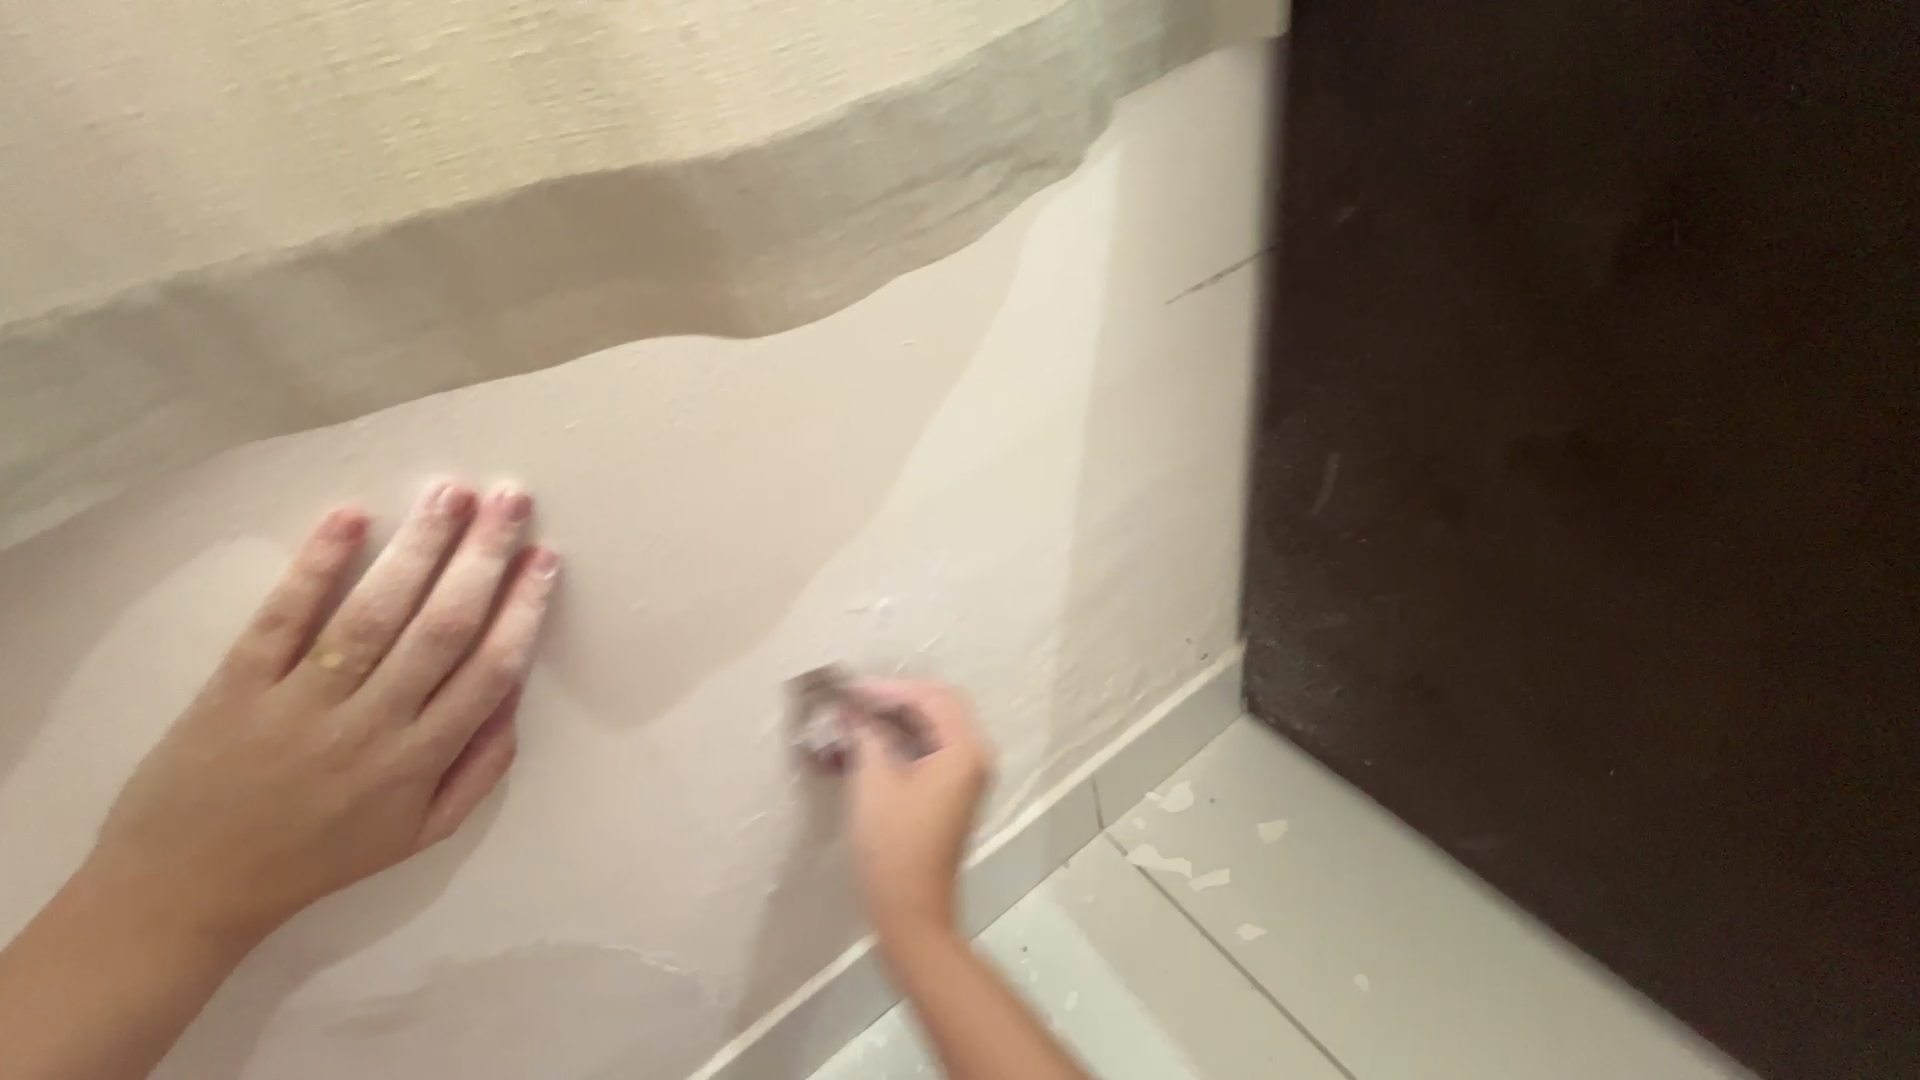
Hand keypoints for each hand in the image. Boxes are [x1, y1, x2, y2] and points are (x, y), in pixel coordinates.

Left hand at [82, 480, 558, 946]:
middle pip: (440, 628)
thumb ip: (485, 766)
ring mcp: (300, 703)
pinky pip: (281, 619)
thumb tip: (518, 691)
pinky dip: (316, 566)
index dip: (523, 609)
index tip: (545, 559)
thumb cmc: (323, 855)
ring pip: (372, 614)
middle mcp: (370, 725)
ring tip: (452, 493)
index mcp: (421, 760)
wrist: (184, 891)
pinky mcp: (234, 687)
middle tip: (512, 501)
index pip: (489, 670)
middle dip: (482, 558)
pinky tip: (350, 517)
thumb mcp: (424, 831)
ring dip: (418, 548)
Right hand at [843, 680, 994, 943]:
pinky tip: (868, 741)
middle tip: (854, 699)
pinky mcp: (953, 790)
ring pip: (934, 726)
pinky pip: (931, 748)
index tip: (850, 690)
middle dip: (895, 698)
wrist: (911, 912)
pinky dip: (902, 739)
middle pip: (938, 705)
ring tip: (855, 717)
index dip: (889, 688)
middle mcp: (975, 755)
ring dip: (897, 717)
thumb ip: (866, 735)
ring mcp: (966, 774)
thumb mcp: (874, 782)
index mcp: (965, 749)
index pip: (930, 696)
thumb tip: (852, 707)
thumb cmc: (893, 846)